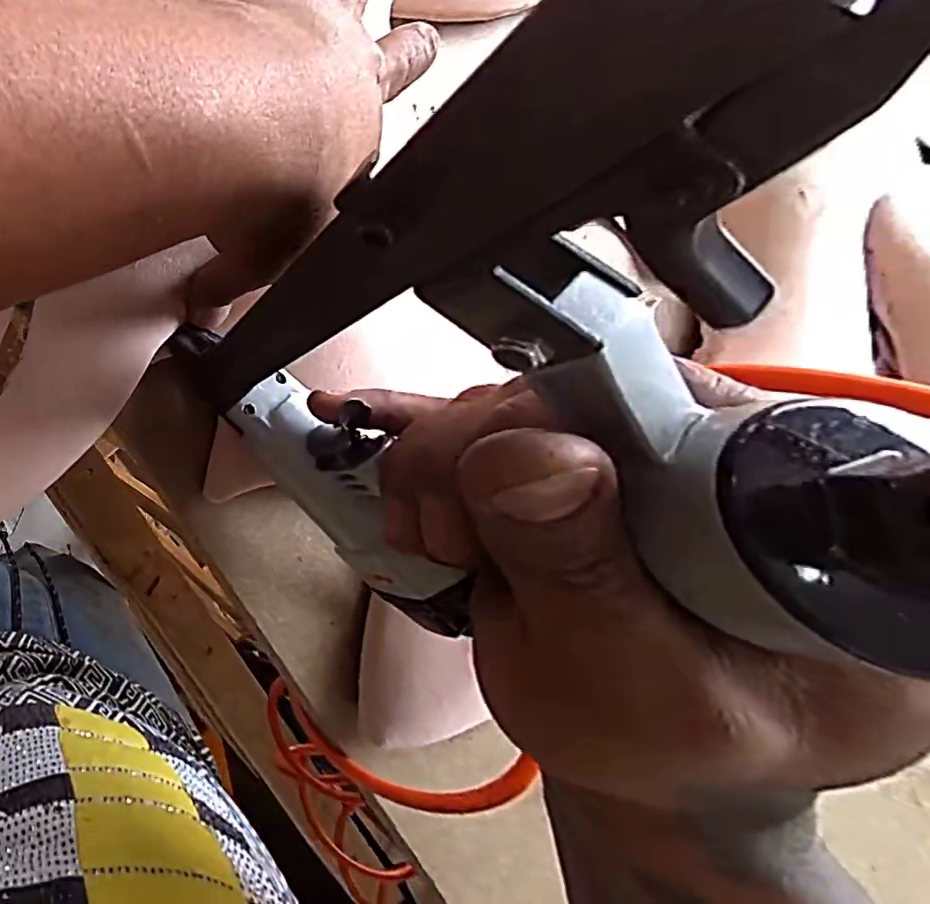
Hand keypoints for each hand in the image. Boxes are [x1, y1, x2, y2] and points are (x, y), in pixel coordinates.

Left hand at [119, 0, 438, 311]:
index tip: (422, 36)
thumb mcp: (273, 249)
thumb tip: (203, 316)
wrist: (253, 140)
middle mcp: (320, 31)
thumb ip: (238, 276)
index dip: (412, 54)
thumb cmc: (280, 193)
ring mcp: (266, 0)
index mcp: (353, 95)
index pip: (398, 70)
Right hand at [312, 366, 929, 814]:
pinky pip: (460, 415)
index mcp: (777, 506)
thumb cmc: (658, 738)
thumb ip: (582, 572)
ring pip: (492, 402)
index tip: (481, 514)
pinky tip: (361, 417)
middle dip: (462, 460)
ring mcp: (613, 449)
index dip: (542, 434)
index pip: (650, 405)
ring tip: (433, 538)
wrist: (633, 745)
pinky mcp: (546, 454)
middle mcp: (701, 456)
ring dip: (428, 462)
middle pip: (549, 395)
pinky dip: (403, 423)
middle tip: (450, 543)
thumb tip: (526, 454)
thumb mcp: (631, 680)